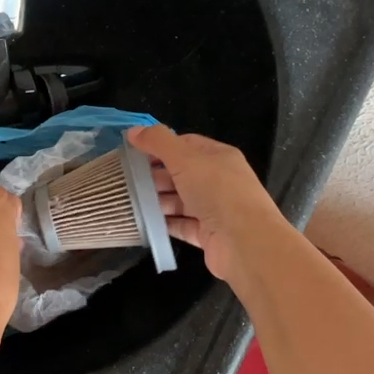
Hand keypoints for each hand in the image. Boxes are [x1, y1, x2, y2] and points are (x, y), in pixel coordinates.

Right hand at [128, 125, 288, 283]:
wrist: (246, 242)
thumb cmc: (217, 192)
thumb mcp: (185, 159)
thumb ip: (158, 142)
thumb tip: (133, 131)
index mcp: (218, 157)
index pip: (186, 144)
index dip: (161, 146)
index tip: (135, 153)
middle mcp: (219, 181)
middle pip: (181, 173)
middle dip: (156, 176)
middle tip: (127, 181)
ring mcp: (214, 209)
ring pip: (180, 201)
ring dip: (158, 201)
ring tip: (130, 203)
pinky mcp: (208, 235)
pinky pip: (182, 225)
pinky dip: (165, 224)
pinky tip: (145, 223)